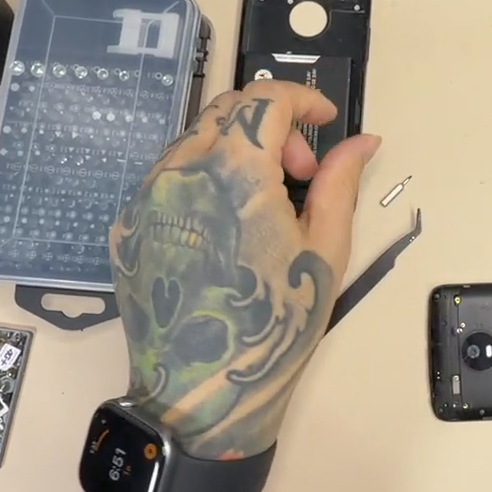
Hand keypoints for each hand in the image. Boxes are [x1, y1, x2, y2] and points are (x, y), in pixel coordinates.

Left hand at [109, 80, 378, 456]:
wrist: (200, 393)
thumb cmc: (272, 327)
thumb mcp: (324, 251)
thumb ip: (340, 183)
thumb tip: (363, 141)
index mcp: (234, 175)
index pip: (266, 99)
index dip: (304, 99)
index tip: (325, 121)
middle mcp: (179, 174)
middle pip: (229, 109)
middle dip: (274, 125)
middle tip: (301, 173)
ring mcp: (146, 198)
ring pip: (197, 138)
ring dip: (240, 148)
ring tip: (265, 203)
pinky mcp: (128, 223)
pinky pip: (171, 174)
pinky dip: (208, 175)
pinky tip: (227, 223)